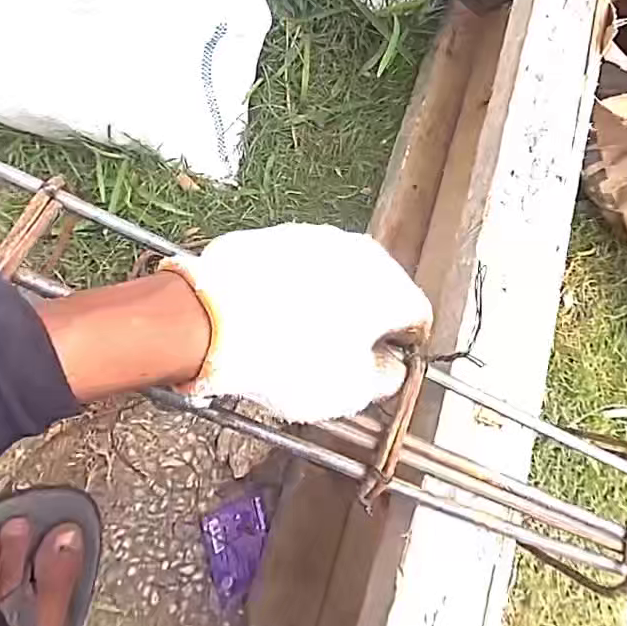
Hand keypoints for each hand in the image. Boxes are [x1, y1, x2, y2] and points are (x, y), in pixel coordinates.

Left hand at [159, 223, 430, 422]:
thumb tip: (389, 367)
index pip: (415, 316)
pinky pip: (296, 265)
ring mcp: (314, 236)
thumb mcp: (348, 390)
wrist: (210, 319)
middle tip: (338, 354)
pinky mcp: (276, 235)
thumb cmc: (287, 359)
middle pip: (377, 290)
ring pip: (335, 274)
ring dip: (327, 300)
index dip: (402, 346)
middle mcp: (358, 251)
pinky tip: (270, 313)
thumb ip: (384, 377)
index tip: (383, 364)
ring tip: (296, 335)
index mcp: (389, 287)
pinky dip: (292, 286)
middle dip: (364, 320)